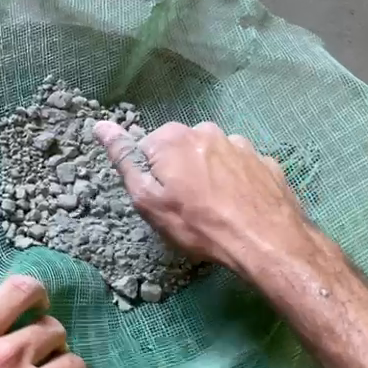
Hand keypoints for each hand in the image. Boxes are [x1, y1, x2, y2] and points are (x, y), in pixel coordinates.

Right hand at [93, 119, 326, 280]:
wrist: (267, 242)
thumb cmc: (197, 224)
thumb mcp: (148, 199)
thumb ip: (124, 160)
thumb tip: (101, 126)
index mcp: (171, 138)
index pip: (146, 149)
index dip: (151, 176)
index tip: (162, 200)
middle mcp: (205, 130)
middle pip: (180, 149)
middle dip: (180, 172)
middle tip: (187, 207)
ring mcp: (240, 144)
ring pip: (212, 156)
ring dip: (210, 175)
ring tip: (216, 209)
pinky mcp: (265, 161)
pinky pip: (241, 168)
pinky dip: (237, 182)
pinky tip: (240, 206)